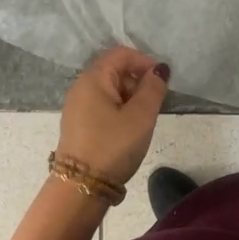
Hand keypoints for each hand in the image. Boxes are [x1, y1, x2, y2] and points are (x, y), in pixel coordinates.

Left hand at [57, 47, 169, 184]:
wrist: (81, 185)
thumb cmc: (113, 146)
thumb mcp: (140, 116)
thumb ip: (153, 89)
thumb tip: (159, 70)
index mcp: (93, 78)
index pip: (121, 54)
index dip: (144, 61)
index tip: (162, 81)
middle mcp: (80, 86)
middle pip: (114, 69)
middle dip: (138, 80)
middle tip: (155, 102)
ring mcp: (77, 105)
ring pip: (109, 89)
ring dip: (130, 96)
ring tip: (144, 118)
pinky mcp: (78, 123)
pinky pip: (102, 104)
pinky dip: (119, 108)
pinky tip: (129, 128)